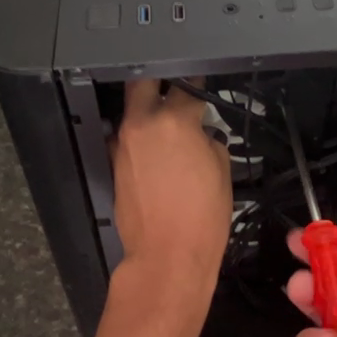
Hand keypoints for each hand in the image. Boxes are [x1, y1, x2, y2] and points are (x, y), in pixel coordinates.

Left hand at [108, 80, 232, 312]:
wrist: (168, 255)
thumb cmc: (201, 217)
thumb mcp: (221, 170)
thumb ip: (209, 141)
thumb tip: (202, 135)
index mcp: (175, 121)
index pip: (187, 88)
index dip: (197, 85)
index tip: (201, 86)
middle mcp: (143, 126)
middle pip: (143, 83)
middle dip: (159, 81)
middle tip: (173, 87)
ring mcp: (123, 145)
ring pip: (131, 112)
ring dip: (146, 111)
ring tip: (165, 122)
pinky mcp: (114, 165)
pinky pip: (126, 140)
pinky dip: (139, 139)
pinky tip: (155, 151)